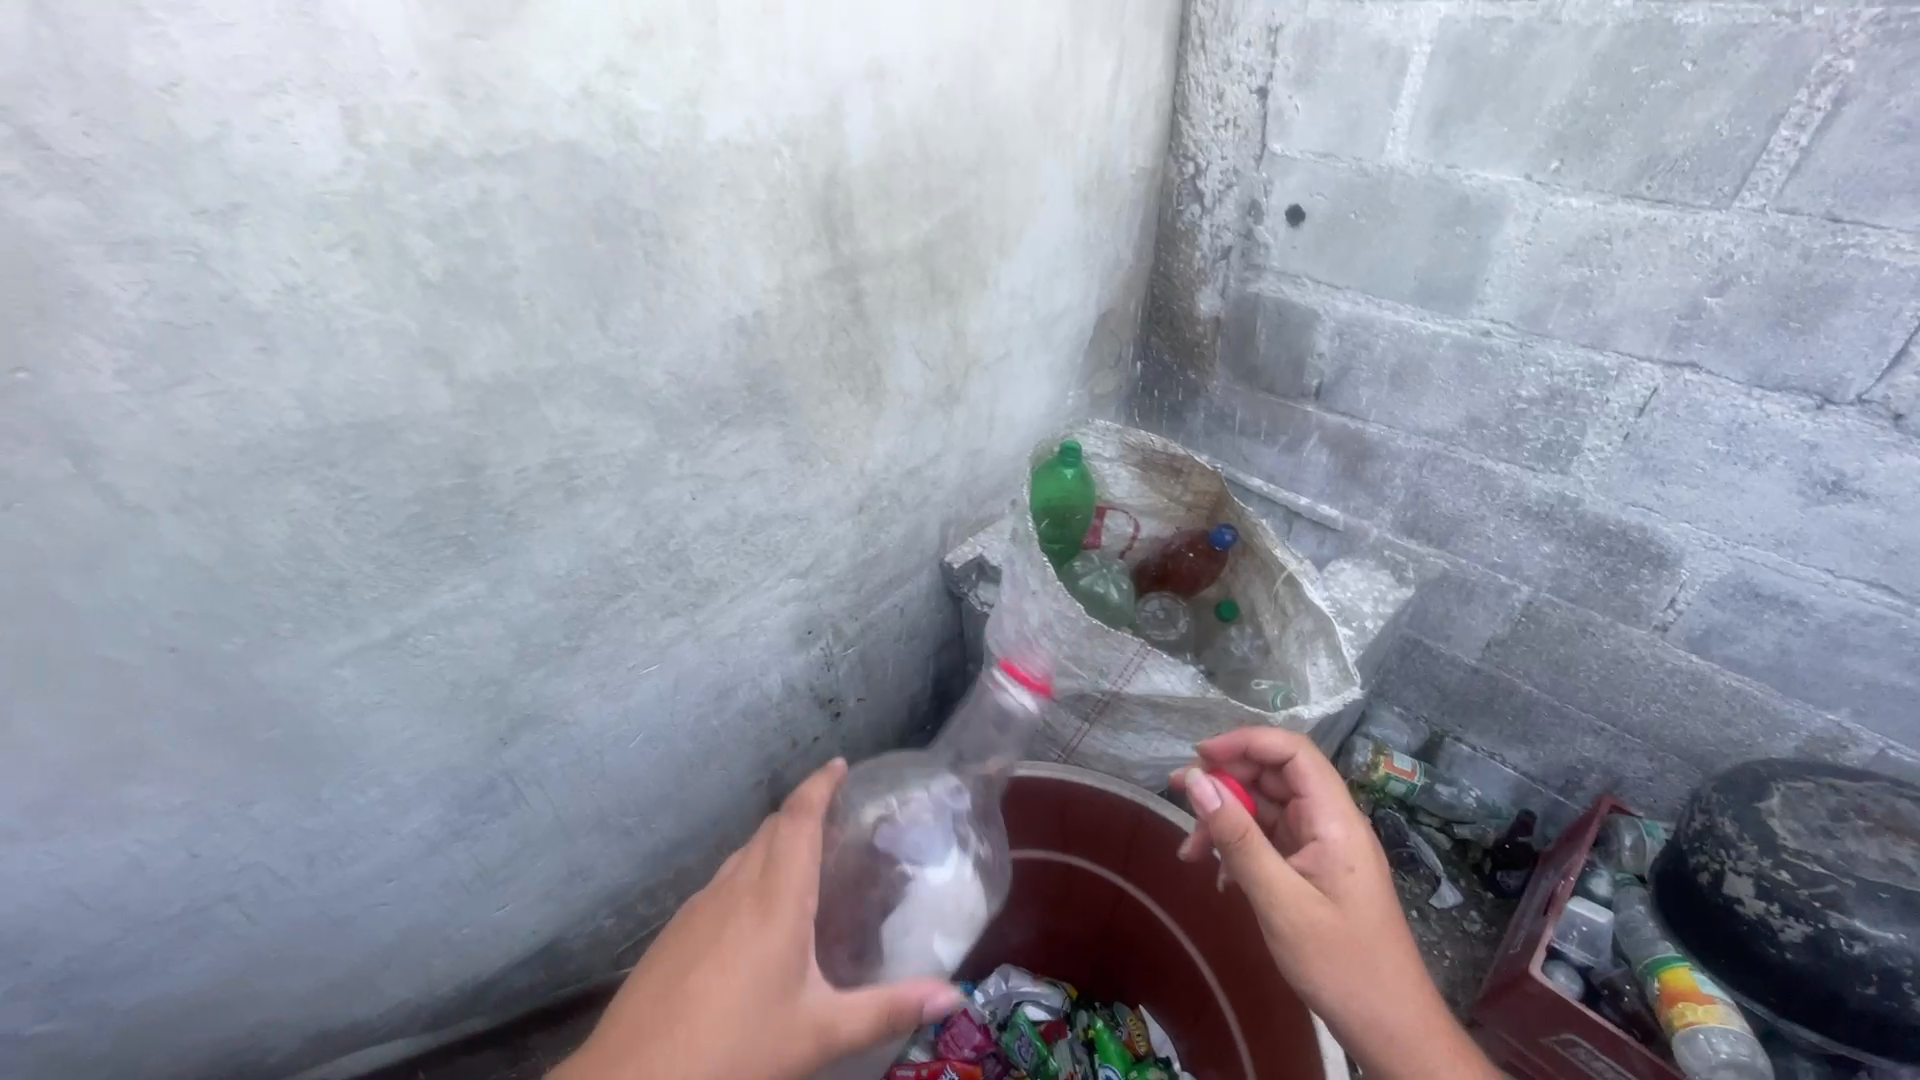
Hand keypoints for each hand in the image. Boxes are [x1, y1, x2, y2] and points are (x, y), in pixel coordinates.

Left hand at [553, 759, 963, 1079]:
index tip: (840, 764)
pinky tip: (754, 917)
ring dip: (774, 842)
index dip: (820, 785)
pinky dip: (748, 875)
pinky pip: (721, 883)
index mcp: (776, 898)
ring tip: (803, 861)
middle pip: (771, 828)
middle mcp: (735, 889)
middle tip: (837, 816)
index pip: (799, 818)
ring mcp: (698, 909)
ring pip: (743, 854)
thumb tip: (954, 997)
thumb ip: (887, 1010)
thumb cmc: (735, 1049)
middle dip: (803, 810)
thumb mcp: (819, 1033)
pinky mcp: (674, 933)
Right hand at [1169, 729, 1497, 1079]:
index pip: (1292, 751)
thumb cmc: (1340, 963)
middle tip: (1179, 797)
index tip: (1199, 756)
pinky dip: (1237, 847)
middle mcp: (1329, 822)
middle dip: (1225, 781)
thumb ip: (1236, 835)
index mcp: (1335, 818)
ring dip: (1225, 819)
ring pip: (1265, 807)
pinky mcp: (1311, 869)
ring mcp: (1320, 845)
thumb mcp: (1279, 899)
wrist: (1389, 1028)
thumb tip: (1194, 781)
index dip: (1245, 742)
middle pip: (1273, 775)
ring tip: (1190, 850)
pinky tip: (1217, 875)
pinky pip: (1268, 838)